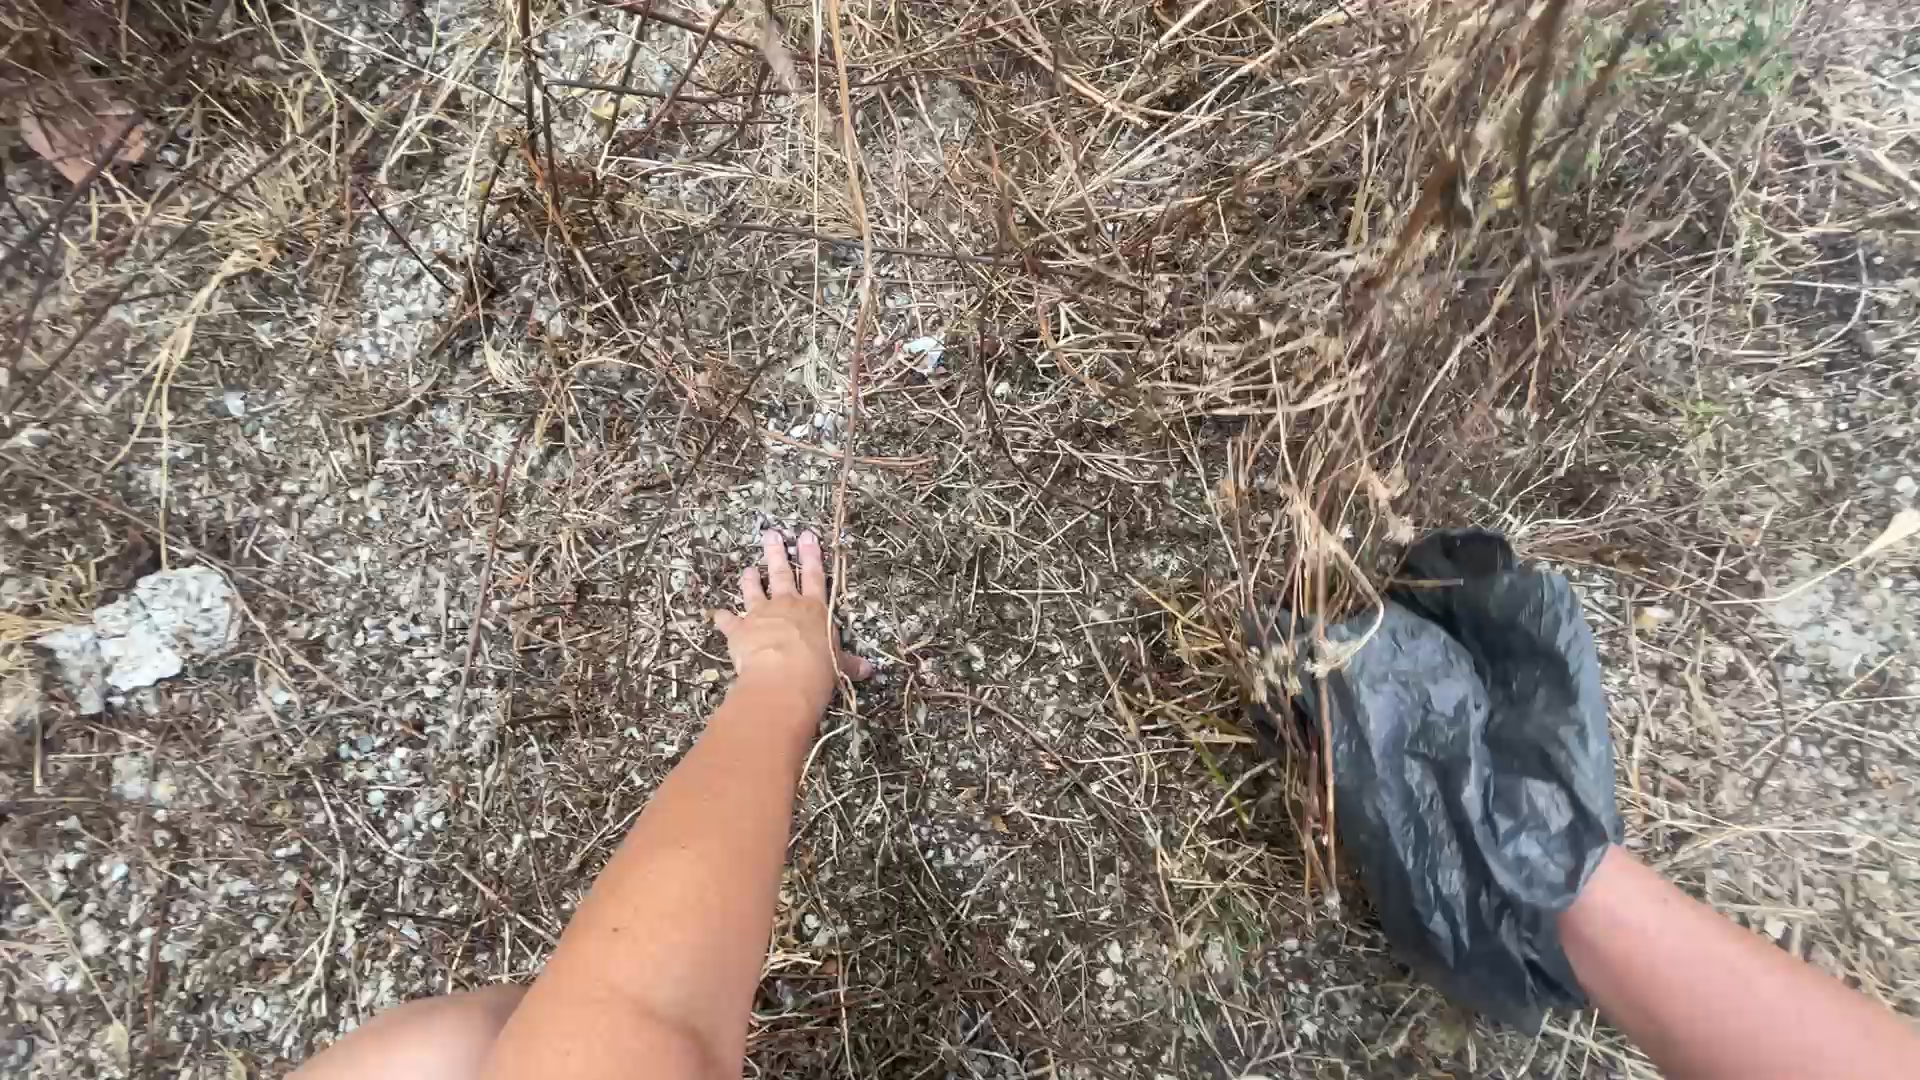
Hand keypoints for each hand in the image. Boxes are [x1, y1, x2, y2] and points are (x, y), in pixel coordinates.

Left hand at [712, 530, 871, 715]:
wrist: (782, 677)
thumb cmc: (817, 668)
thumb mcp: (838, 665)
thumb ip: (849, 663)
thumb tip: (868, 670)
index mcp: (814, 609)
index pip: (815, 576)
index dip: (812, 556)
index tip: (807, 536)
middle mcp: (787, 605)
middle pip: (782, 574)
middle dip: (777, 553)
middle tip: (771, 534)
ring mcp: (761, 614)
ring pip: (754, 591)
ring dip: (750, 580)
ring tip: (748, 569)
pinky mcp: (739, 630)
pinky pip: (729, 621)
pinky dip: (723, 618)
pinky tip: (717, 614)